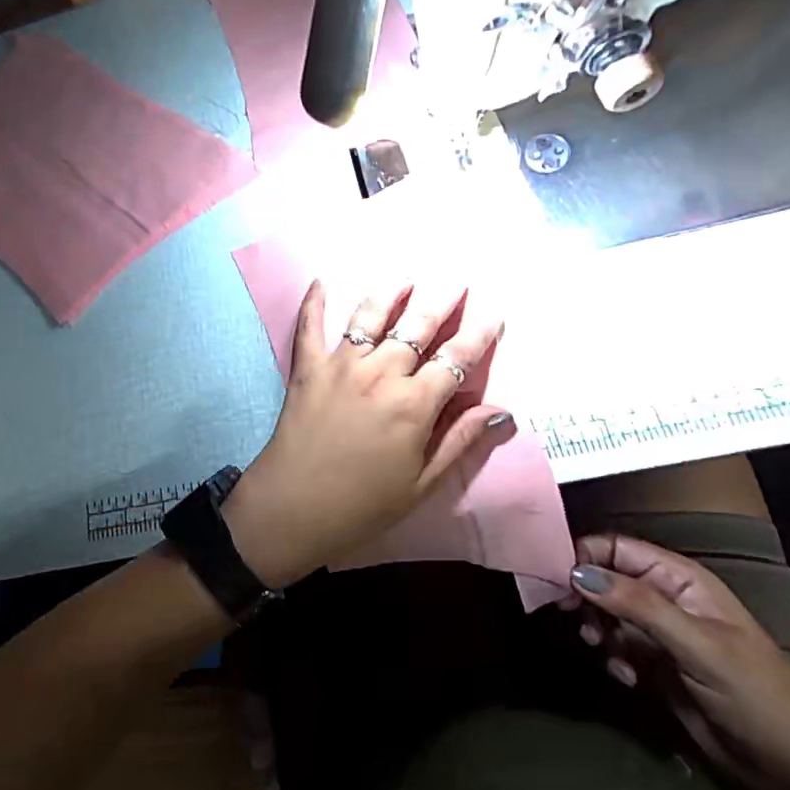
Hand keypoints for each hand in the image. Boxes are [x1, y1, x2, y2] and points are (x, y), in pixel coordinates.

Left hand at [221, 280, 512, 588]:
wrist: (290, 511)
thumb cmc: (362, 505)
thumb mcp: (421, 483)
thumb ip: (459, 440)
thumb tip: (499, 409)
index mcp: (414, 404)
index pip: (457, 360)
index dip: (479, 336)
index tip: (494, 316)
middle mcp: (381, 373)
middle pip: (418, 327)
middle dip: (443, 302)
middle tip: (457, 281)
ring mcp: (342, 366)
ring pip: (371, 317)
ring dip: (392, 293)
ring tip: (406, 277)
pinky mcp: (308, 369)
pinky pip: (311, 327)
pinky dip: (315, 302)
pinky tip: (320, 281)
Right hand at [568, 536, 789, 789]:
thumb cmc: (755, 692)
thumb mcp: (698, 644)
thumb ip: (640, 605)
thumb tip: (580, 573)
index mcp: (680, 578)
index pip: (619, 549)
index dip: (585, 555)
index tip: (552, 576)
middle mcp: (666, 598)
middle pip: (608, 579)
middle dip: (586, 594)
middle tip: (570, 616)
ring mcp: (661, 634)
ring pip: (609, 614)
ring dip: (599, 628)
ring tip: (601, 648)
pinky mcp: (657, 667)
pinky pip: (618, 648)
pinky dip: (613, 657)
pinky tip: (626, 676)